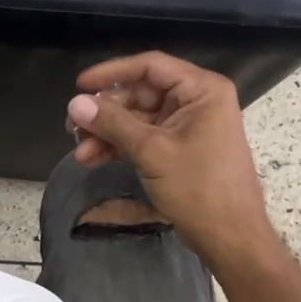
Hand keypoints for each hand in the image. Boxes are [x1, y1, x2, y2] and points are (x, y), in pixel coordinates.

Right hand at [65, 52, 275, 265]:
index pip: (150, 66)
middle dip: (104, 112)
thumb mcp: (152, 151)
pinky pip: (142, 138)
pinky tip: (93, 159)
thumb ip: (112, 124)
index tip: (79, 85)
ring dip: (106, 133)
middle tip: (72, 126)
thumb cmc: (199, 188)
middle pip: (139, 94)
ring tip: (80, 153)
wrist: (229, 235)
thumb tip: (75, 103)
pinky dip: (118, 146)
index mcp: (201, 91)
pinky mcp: (178, 148)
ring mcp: (186, 126)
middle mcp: (196, 101)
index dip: (112, 73)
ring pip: (136, 118)